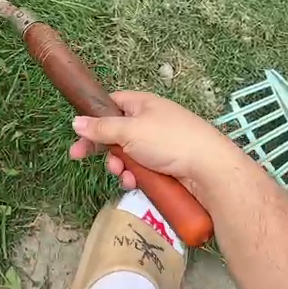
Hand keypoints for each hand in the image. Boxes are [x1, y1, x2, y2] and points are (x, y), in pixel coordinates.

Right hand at [69, 91, 252, 196]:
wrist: (211, 170)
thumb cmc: (170, 141)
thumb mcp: (130, 131)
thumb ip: (101, 128)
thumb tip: (76, 121)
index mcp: (143, 104)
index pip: (111, 105)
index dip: (93, 119)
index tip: (78, 135)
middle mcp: (151, 121)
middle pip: (116, 133)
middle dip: (104, 148)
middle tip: (82, 158)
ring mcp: (160, 144)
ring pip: (127, 155)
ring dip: (120, 166)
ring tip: (124, 175)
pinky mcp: (167, 166)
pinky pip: (142, 169)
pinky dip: (135, 177)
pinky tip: (135, 184)